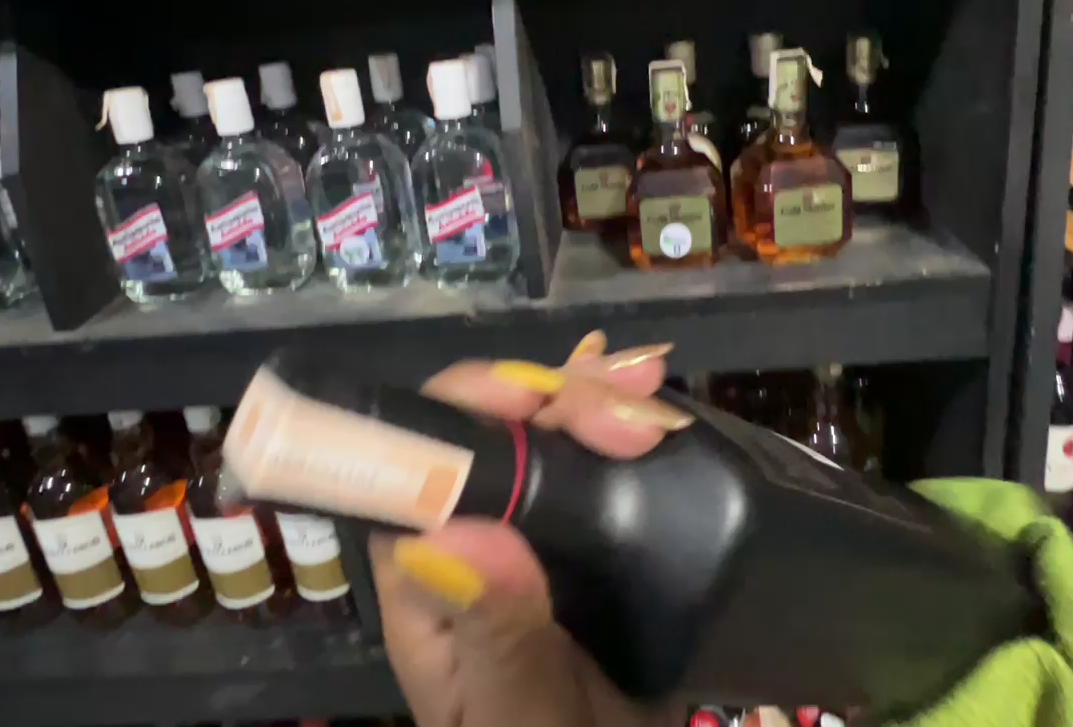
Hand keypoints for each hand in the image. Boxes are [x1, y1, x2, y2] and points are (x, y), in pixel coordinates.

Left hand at [370, 331, 693, 726]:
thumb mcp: (521, 714)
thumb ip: (492, 634)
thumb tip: (450, 532)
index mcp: (429, 572)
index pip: (423, 460)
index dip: (471, 408)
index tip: (534, 397)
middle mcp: (474, 530)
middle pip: (495, 427)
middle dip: (558, 394)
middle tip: (635, 402)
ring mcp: (534, 522)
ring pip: (547, 426)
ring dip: (595, 389)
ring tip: (649, 379)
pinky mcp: (588, 523)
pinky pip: (594, 448)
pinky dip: (620, 407)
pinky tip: (646, 385)